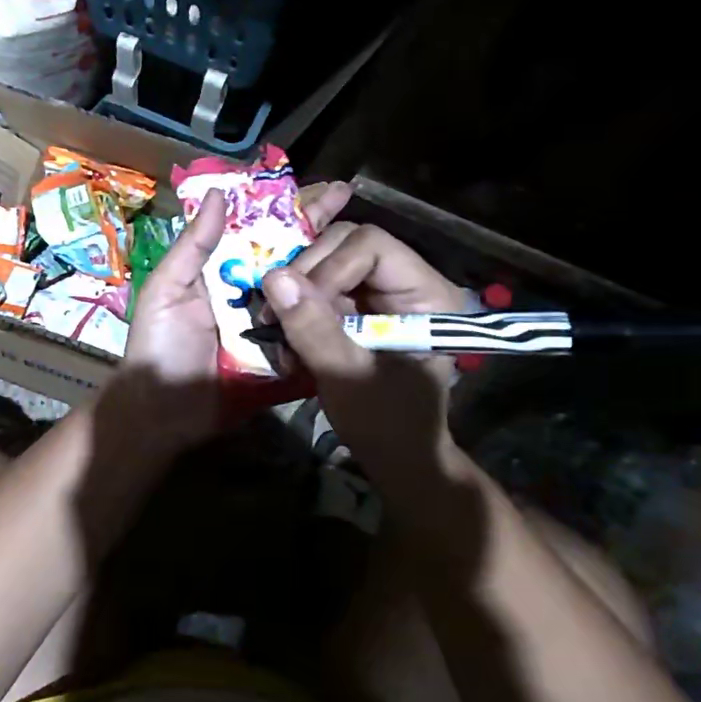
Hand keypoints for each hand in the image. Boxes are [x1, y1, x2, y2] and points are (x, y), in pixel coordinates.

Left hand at [117, 182, 356, 451]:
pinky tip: (368, 299)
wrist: (162, 412)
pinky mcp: (284, 360)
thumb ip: (192, 247)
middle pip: (292, 258)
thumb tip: (220, 193)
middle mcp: (251, 294)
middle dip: (322, 230)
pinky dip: (335, 320)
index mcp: (223, 272)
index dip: (291, 209)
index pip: (261, 233)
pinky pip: (311, 335)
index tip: (325, 188)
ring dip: (337, 271)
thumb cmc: (157, 346)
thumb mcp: (166, 291)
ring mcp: (272, 327)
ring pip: (308, 294)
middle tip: (352, 200)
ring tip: (369, 243)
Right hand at [260, 223, 467, 473]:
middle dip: (305, 277)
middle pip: (344, 244)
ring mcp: (379, 294)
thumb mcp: (347, 377)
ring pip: (325, 262)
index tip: (300, 308)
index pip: (370, 245)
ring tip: (279, 334)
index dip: (329, 268)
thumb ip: (314, 327)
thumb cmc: (386, 423)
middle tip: (276, 315)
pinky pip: (317, 288)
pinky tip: (287, 341)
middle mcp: (405, 282)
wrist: (397, 457)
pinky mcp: (357, 308)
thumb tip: (274, 277)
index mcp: (426, 292)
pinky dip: (295, 310)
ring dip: (294, 295)